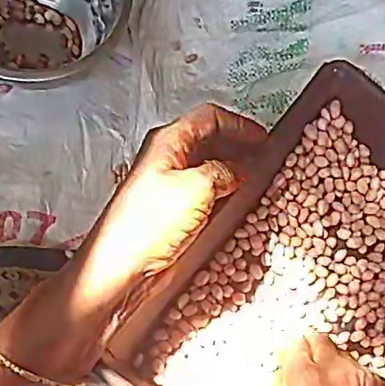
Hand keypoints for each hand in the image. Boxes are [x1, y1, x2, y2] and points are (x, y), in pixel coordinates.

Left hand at [75, 104, 267, 309]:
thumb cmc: (145, 227)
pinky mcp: (171, 213)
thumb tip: (238, 170)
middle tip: (261, 158)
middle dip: (239, 147)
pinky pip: (203, 195)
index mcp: (168, 142)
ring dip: (232, 172)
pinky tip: (233, 204)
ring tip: (253, 181)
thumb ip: (224, 172)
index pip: (210, 118)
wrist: (121, 267)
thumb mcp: (197, 188)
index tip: (262, 138)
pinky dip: (222, 195)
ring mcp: (168, 187)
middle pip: (210, 141)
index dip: (241, 125)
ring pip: (207, 169)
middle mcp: (166, 160)